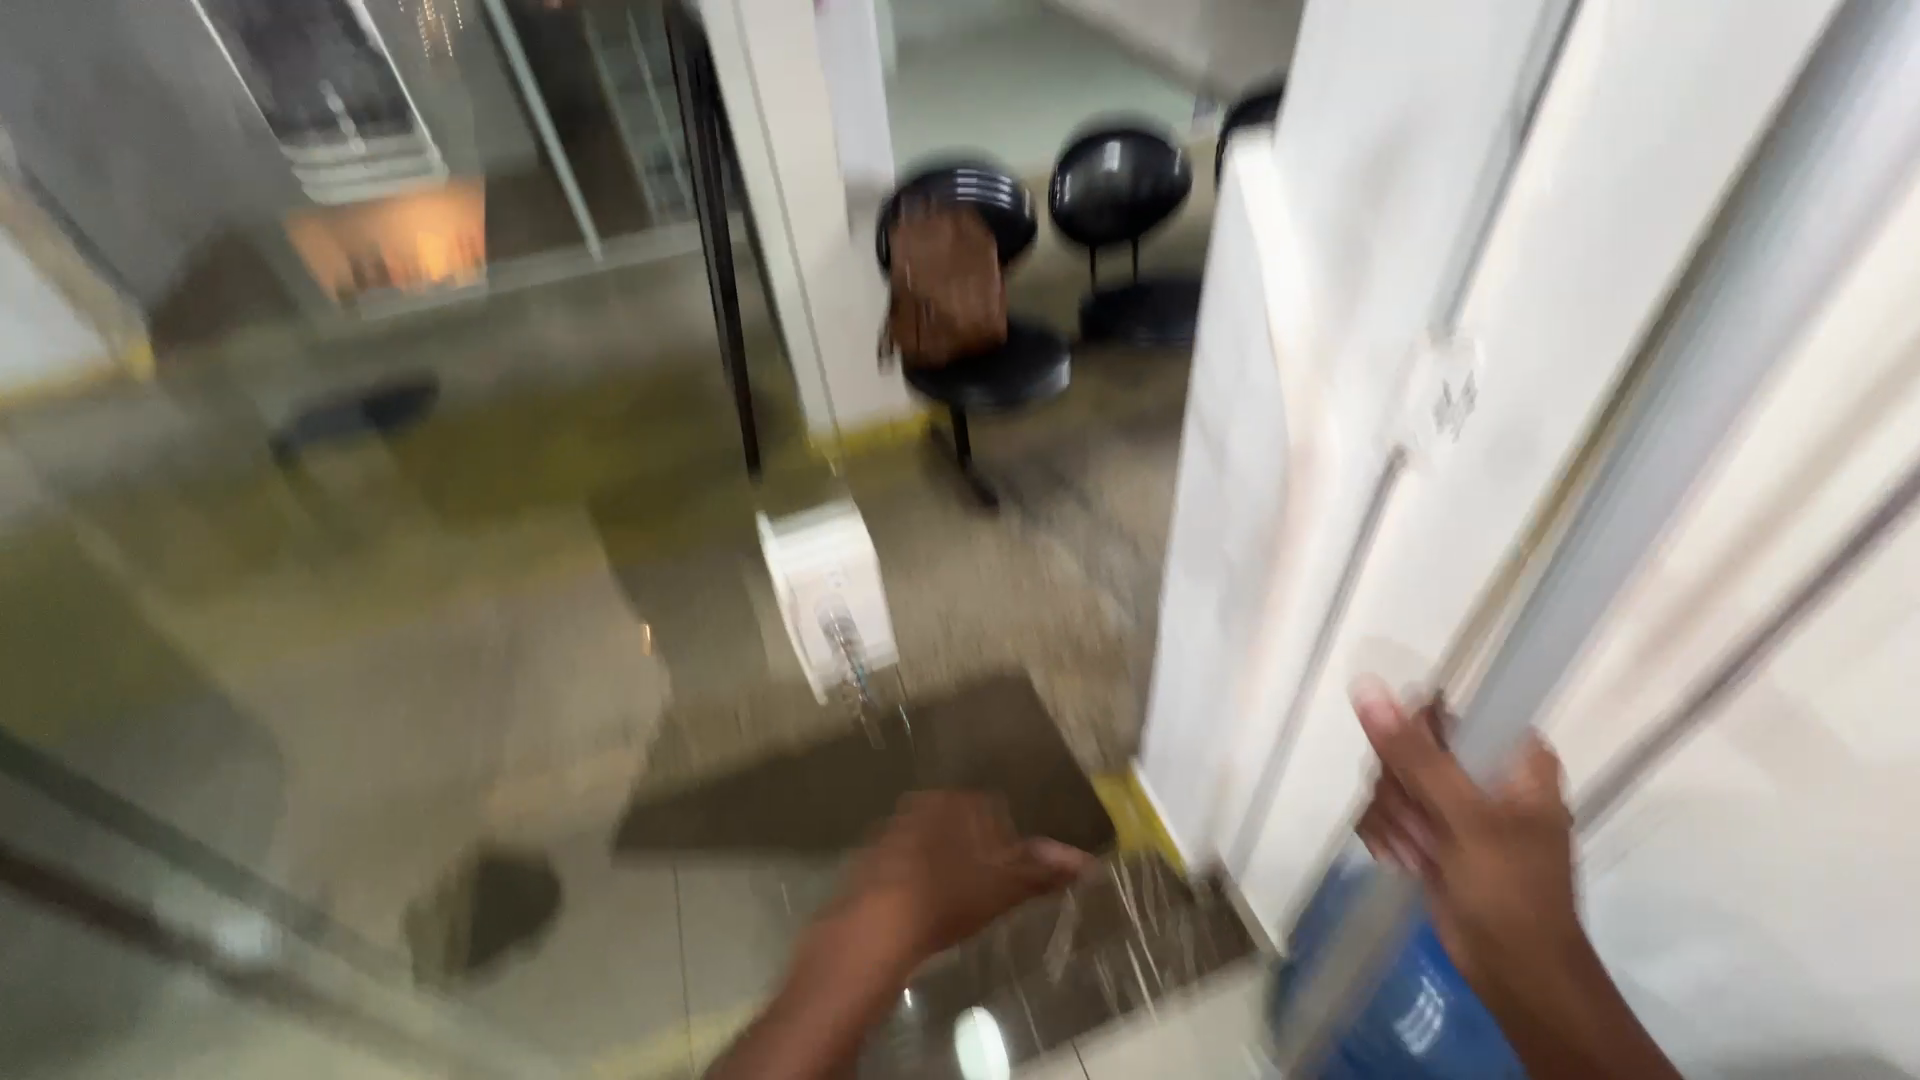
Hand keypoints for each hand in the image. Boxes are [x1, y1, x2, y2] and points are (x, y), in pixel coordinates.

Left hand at [826, 791, 1093, 964]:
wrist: (876, 927)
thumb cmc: (948, 900)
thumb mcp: (1003, 888)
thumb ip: (1043, 871)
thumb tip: (1085, 863)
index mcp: (956, 801)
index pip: (993, 809)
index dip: (1003, 842)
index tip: (1005, 874)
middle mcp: (922, 803)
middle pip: (960, 821)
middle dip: (973, 848)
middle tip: (981, 889)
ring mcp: (891, 826)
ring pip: (930, 838)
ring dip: (943, 861)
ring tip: (952, 900)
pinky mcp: (869, 854)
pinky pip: (903, 858)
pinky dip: (915, 875)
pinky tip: (920, 905)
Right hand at [1350, 678, 1587, 1006]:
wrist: (1514, 972)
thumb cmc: (1509, 891)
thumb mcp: (1465, 817)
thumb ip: (1414, 753)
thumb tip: (1367, 689)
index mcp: (1510, 757)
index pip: (1446, 711)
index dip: (1418, 732)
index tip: (1411, 765)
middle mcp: (1478, 773)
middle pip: (1407, 745)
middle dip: (1401, 788)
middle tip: (1421, 819)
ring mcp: (1450, 805)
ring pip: (1389, 780)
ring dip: (1394, 819)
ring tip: (1421, 853)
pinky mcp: (1427, 834)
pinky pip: (1382, 811)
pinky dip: (1387, 836)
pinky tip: (1405, 861)